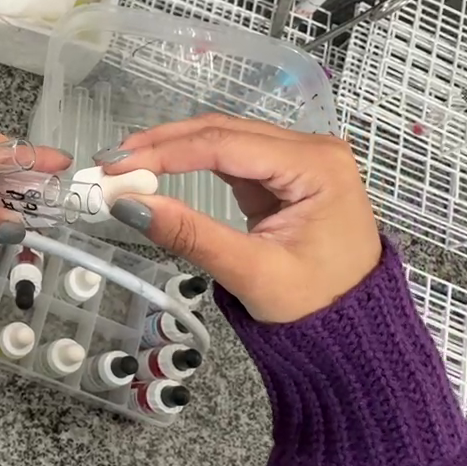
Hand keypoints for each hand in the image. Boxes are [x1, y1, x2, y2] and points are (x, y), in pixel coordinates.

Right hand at [102, 115, 380, 322]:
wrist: (355, 334)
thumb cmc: (317, 307)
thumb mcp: (252, 272)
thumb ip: (191, 234)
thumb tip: (128, 205)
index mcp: (317, 165)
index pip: (226, 144)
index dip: (166, 152)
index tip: (117, 165)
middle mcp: (311, 149)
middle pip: (223, 131)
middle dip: (163, 143)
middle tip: (111, 160)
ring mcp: (297, 159)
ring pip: (223, 139)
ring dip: (173, 148)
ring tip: (127, 162)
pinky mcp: (282, 174)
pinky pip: (230, 157)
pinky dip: (191, 162)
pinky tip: (159, 167)